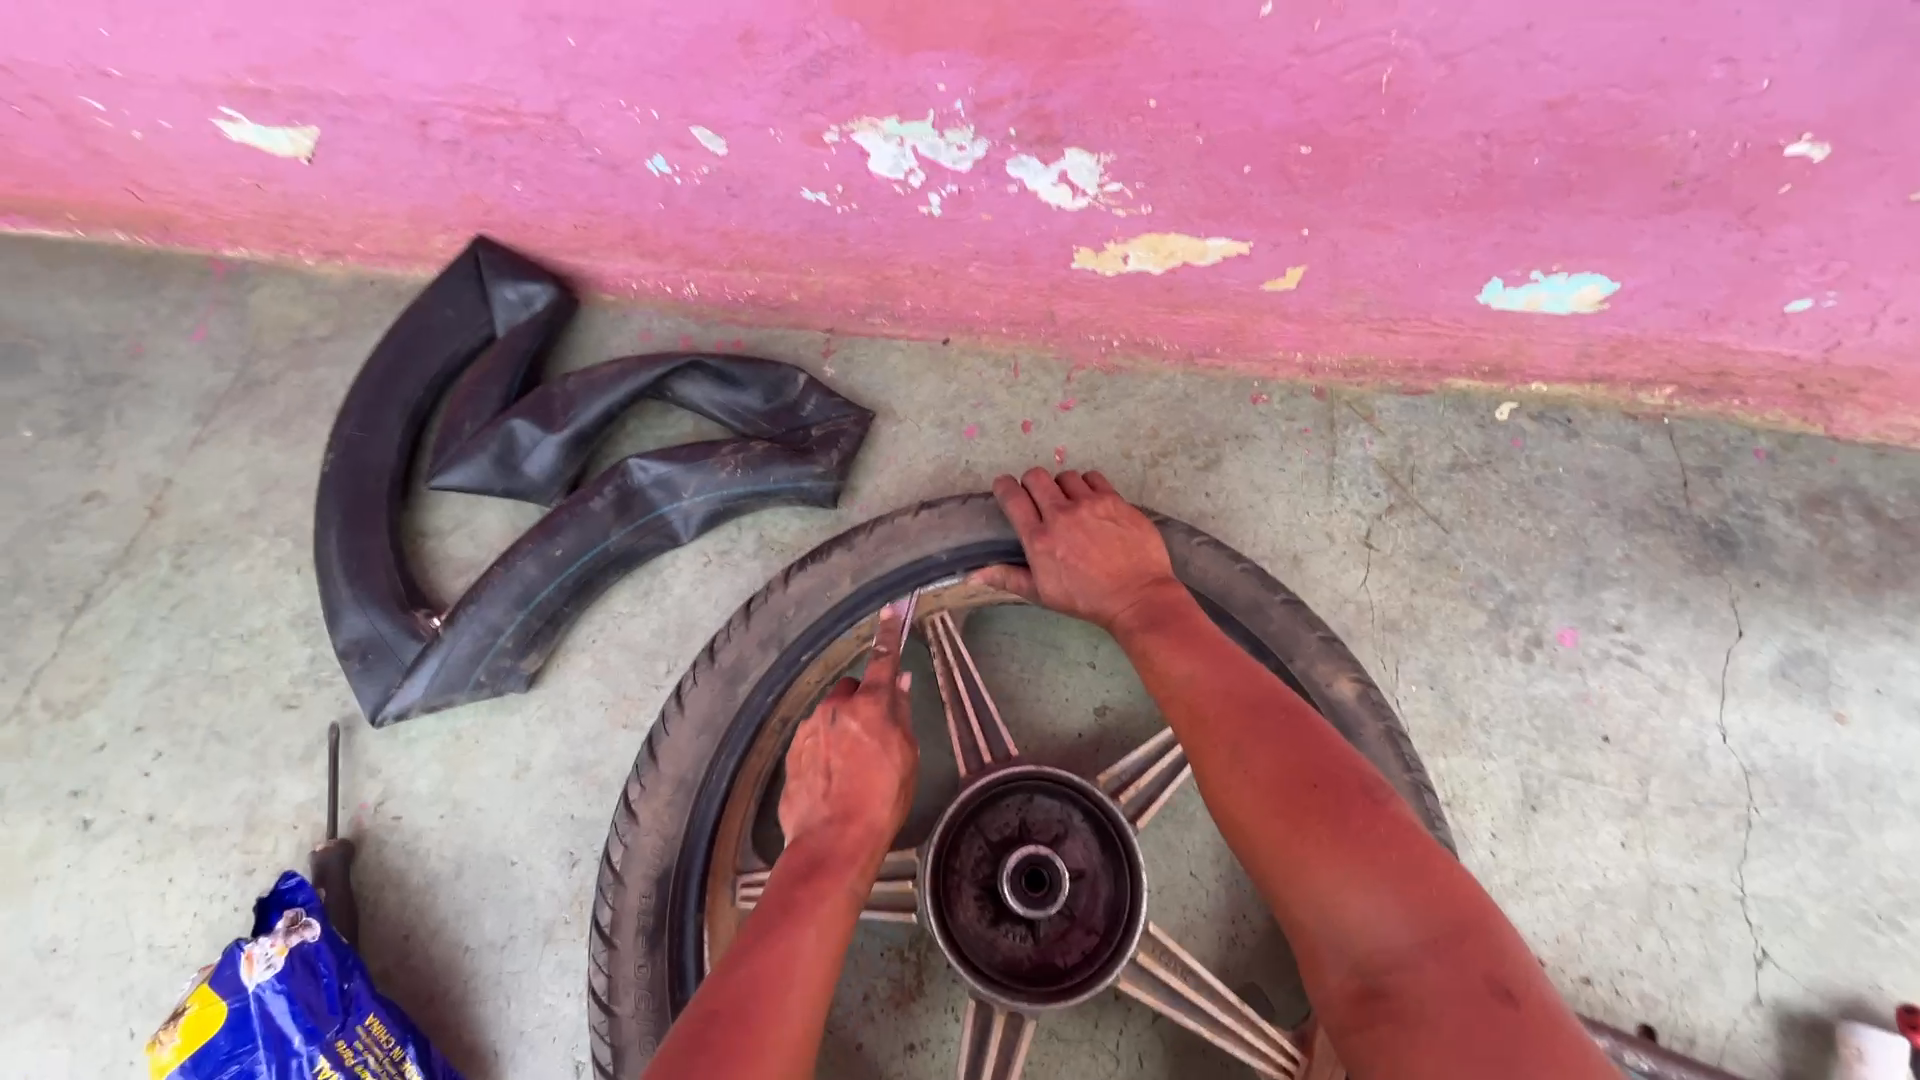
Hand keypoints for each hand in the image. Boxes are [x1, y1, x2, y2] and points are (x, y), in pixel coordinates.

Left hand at [777, 605, 918, 859]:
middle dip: (861, 704)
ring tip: (852, 768)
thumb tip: (899, 685)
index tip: (889, 609)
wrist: (833, 840)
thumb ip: (900, 716)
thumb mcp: (906, 757)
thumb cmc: (882, 800)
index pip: (883, 660)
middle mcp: (836, 708)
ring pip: (830, 715)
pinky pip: (814, 737)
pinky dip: (824, 748)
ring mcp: (809, 728)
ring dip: (841, 728)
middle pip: (851, 691)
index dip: (888, 634)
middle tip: (874, 737)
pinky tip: (833, 778)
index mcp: (871, 706)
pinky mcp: (792, 750)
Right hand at [974, 468, 1184, 633]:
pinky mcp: (1114, 500)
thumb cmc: (1087, 600)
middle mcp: (1061, 515)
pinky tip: (1092, 501)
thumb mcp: (1042, 593)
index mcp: (1039, 539)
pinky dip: (1088, 485)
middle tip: (1039, 496)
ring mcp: (1089, 504)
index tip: (1005, 486)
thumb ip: (1008, 578)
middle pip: (1036, 477)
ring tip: (1070, 501)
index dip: (1004, 486)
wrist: (1137, 596)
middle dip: (1032, 483)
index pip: (1012, 497)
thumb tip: (974, 575)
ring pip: (1065, 476)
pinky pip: (1094, 477)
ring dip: (1062, 486)